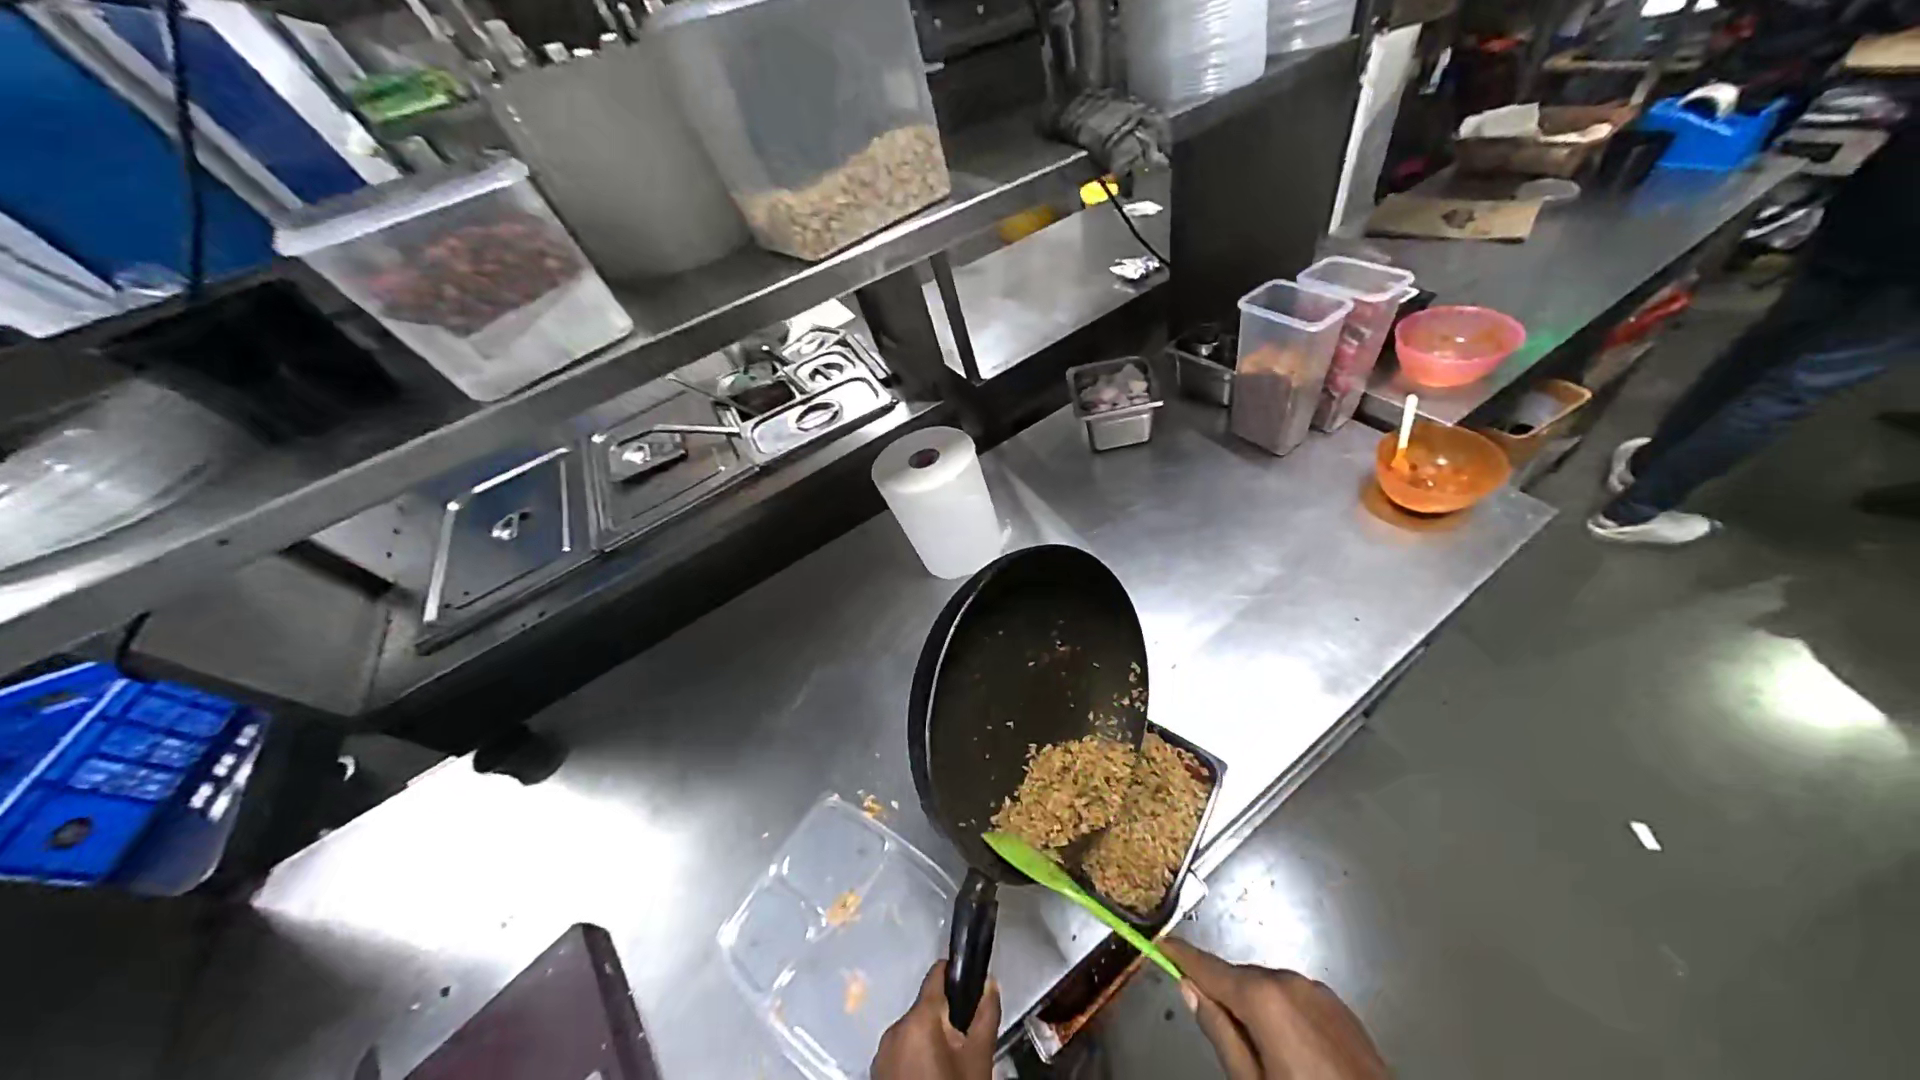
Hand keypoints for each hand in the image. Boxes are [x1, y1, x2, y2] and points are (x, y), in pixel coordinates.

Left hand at [870, 961, 1000, 1079]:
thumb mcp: (978, 1060)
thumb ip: (986, 1016)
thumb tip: (989, 983)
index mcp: (918, 1019)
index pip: (935, 976)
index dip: (954, 972)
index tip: (968, 979)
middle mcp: (893, 1029)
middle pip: (926, 1008)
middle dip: (946, 1018)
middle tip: (965, 1042)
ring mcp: (881, 1054)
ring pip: (913, 1031)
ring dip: (930, 1039)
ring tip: (949, 1065)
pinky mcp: (876, 1074)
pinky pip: (900, 1052)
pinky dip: (915, 1056)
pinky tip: (930, 1076)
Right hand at [1161, 939, 1387, 1079]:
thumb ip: (1219, 1032)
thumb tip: (1190, 989)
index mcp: (1263, 997)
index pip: (1208, 967)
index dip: (1181, 955)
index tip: (1161, 944)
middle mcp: (1289, 980)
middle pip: (1238, 978)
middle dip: (1221, 994)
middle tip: (1214, 1029)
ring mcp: (1318, 992)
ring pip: (1267, 987)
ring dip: (1252, 1005)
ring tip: (1256, 1050)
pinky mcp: (1340, 1008)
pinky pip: (1295, 999)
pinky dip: (1280, 1012)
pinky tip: (1288, 1049)